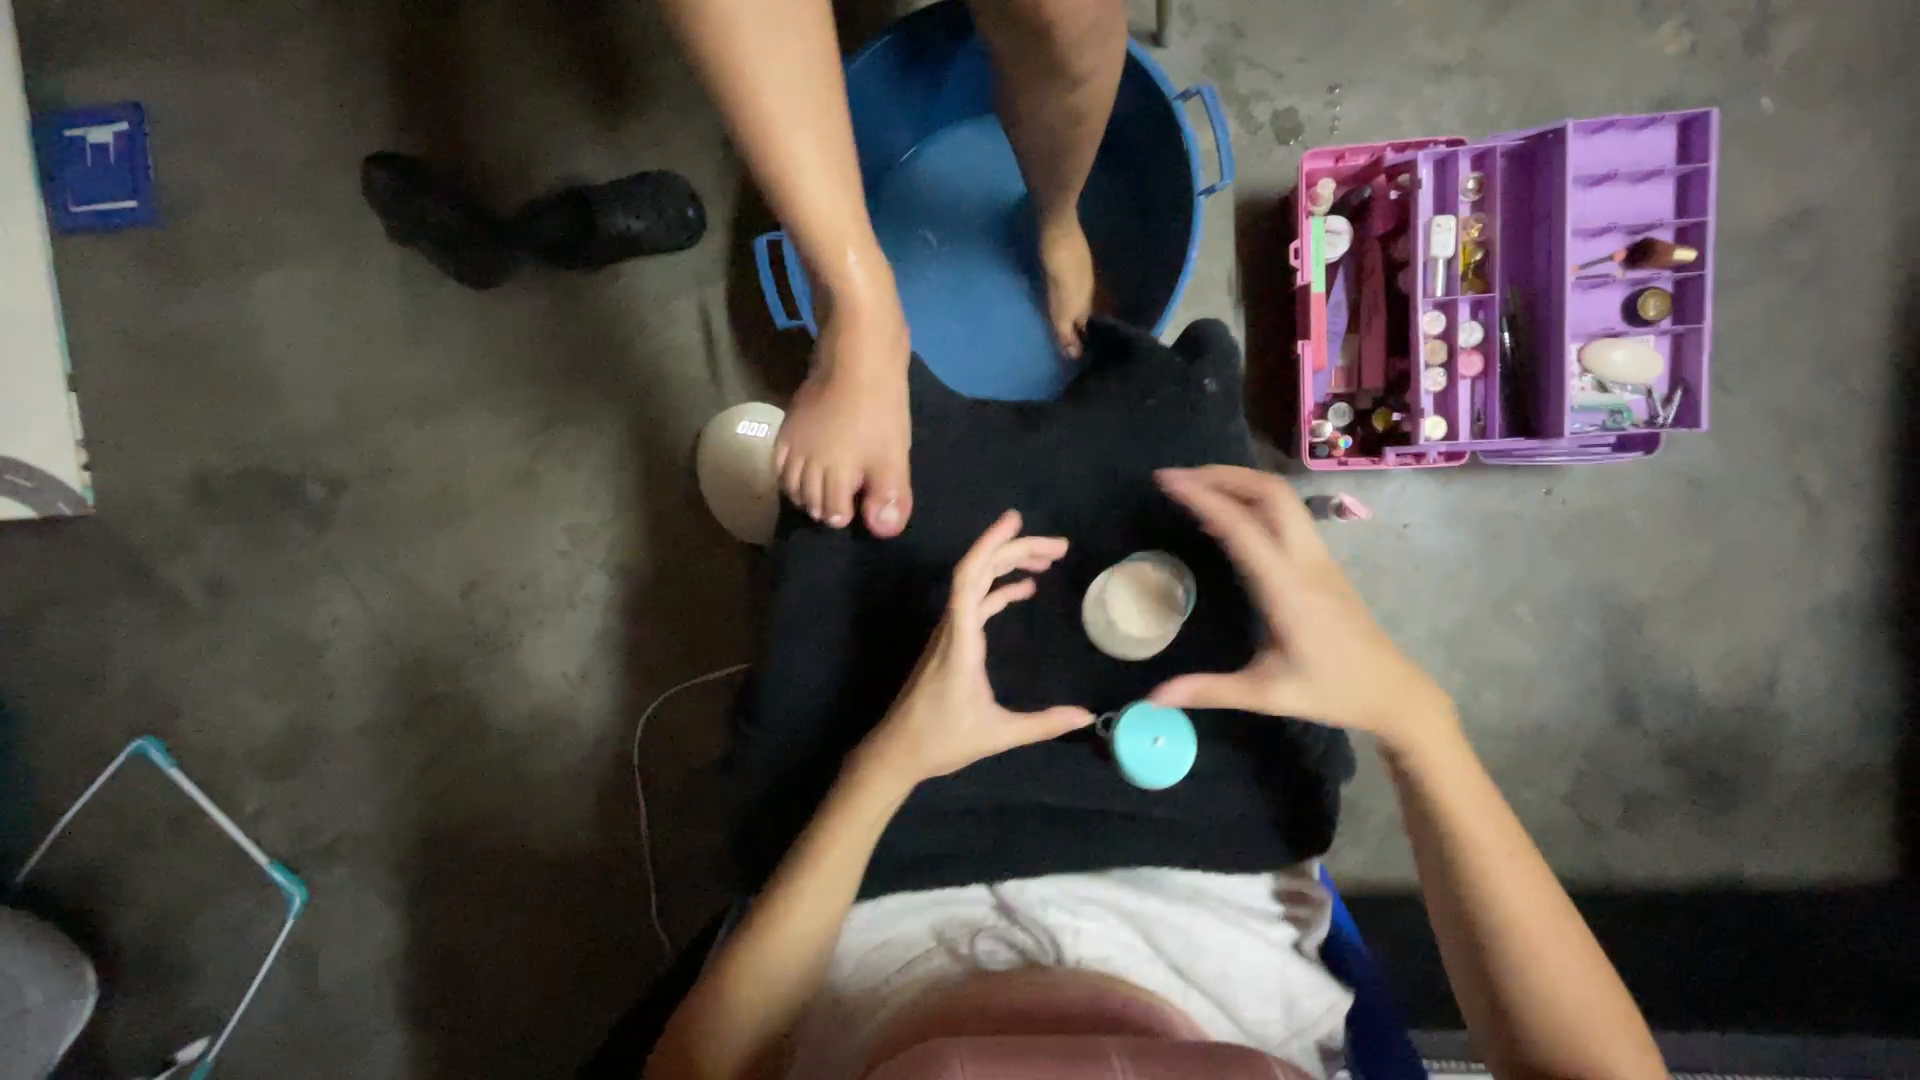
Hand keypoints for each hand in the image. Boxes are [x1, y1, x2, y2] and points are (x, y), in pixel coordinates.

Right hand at [776, 284, 914, 536]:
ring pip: (791, 485)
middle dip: (827, 508)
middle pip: (809, 503)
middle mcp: (803, 468)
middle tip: (848, 501)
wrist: (856, 355)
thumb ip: (888, 497)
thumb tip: (880, 532)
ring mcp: (792, 447)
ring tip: (829, 489)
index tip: (862, 507)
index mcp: (831, 479)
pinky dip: (791, 473)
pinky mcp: (788, 427)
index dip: (848, 516)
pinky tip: (806, 469)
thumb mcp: (894, 457)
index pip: (832, 515)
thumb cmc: (879, 411)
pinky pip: (781, 462)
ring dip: (808, 493)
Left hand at [855, 510, 1094, 787]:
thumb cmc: (941, 740)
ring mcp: (949, 632)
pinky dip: (999, 590)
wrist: (898, 749)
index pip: (969, 578)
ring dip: (1008, 566)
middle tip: (1058, 547)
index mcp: (960, 640)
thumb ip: (1042, 724)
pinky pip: (974, 602)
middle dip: (1016, 550)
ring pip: (976, 584)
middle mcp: (952, 626)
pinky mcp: (950, 641)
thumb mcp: (997, 735)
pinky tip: (1024, 589)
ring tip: (1048, 560)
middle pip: (978, 571)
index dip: (990, 544)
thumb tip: (1086, 717)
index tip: (1014, 520)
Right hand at [1148, 467, 1452, 744]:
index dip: (1203, 497)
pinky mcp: (1322, 563)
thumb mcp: (1266, 695)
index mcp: (1288, 590)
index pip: (1242, 527)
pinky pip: (1287, 516)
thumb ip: (1210, 691)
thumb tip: (1153, 697)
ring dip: (1239, 483)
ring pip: (1282, 499)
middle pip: (1270, 492)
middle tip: (1179, 477)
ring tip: (1197, 487)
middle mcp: (1305, 563)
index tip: (1168, 481)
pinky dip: (1253, 502)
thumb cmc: (1331, 692)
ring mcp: (1318, 558)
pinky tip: (1227, 519)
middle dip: (1223, 475)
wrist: (1394, 692)